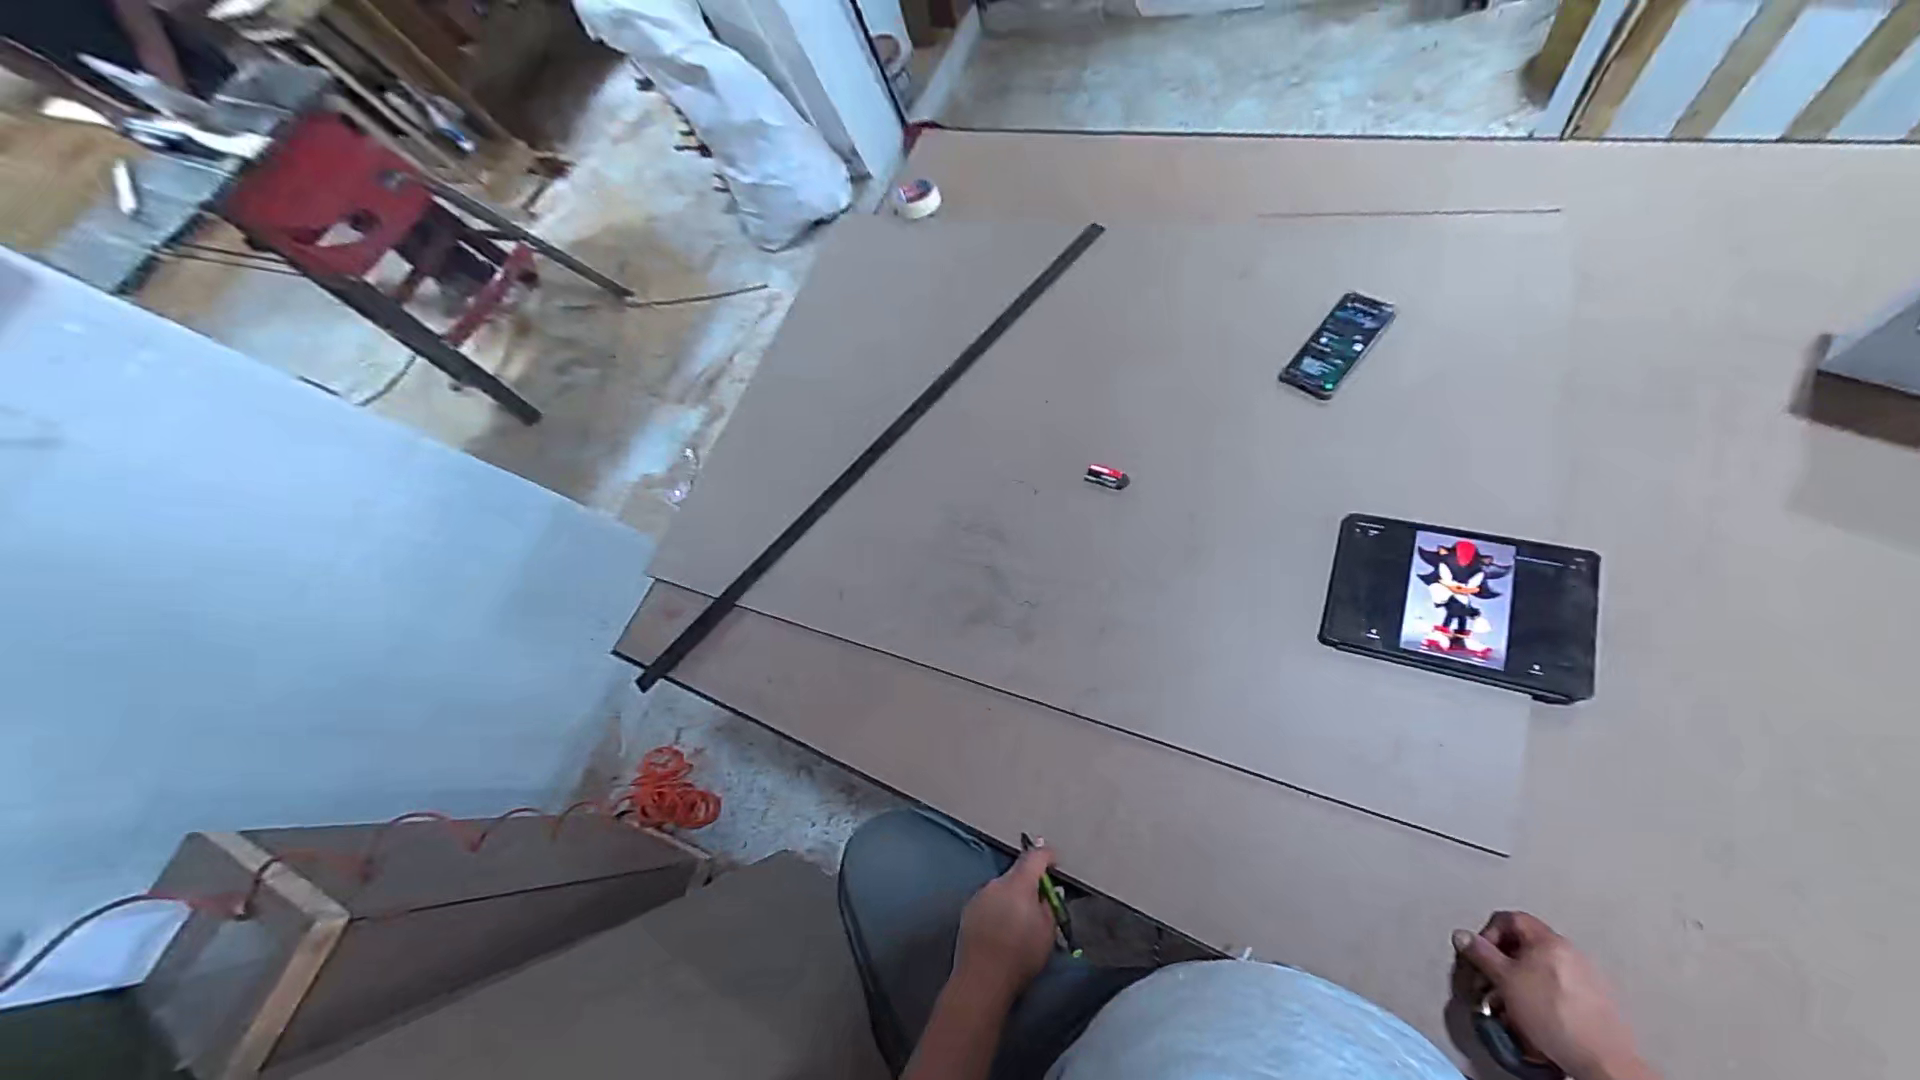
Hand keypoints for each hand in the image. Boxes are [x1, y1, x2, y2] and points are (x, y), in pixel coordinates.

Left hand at [953, 844, 1059, 1002]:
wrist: (982, 978)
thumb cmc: (1021, 955)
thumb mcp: (1048, 932)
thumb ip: (1048, 906)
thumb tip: (1046, 893)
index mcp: (1018, 884)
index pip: (1034, 857)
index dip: (1046, 855)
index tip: (1054, 861)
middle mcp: (997, 883)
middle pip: (1017, 873)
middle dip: (1029, 882)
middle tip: (1038, 902)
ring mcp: (980, 895)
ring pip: (1002, 888)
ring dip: (1012, 896)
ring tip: (1018, 921)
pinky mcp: (969, 909)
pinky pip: (989, 900)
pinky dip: (998, 907)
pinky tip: (1000, 928)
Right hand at [1454, 912, 1658, 1079]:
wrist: (1603, 1062)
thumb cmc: (1554, 1016)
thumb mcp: (1504, 979)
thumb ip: (1480, 953)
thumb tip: (1463, 937)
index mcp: (1549, 941)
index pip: (1510, 919)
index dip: (1489, 933)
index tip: (1482, 953)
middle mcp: (1571, 953)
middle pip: (1525, 944)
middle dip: (1503, 962)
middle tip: (1492, 980)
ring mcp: (1588, 979)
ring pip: (1541, 968)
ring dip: (1520, 981)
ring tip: (1512, 1003)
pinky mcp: (1597, 1003)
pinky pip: (1559, 988)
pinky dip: (1541, 996)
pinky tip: (1536, 1015)